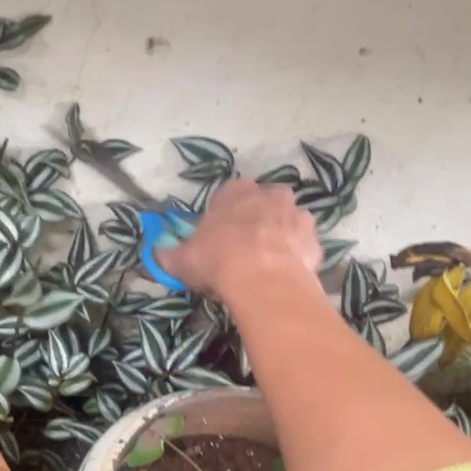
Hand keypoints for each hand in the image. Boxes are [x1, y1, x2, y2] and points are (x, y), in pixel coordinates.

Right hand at [157, 178, 320, 294]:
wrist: (262, 278)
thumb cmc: (217, 258)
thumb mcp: (179, 259)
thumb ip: (167, 254)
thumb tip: (156, 253)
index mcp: (236, 191)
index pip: (228, 195)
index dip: (221, 217)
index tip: (215, 238)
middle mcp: (271, 194)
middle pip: (260, 205)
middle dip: (253, 223)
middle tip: (239, 251)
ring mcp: (297, 214)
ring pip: (284, 223)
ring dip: (275, 238)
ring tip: (261, 267)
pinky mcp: (314, 238)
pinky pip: (299, 246)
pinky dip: (291, 258)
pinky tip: (278, 276)